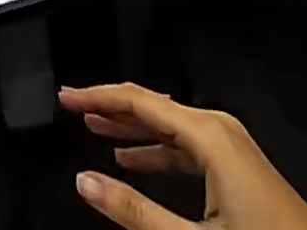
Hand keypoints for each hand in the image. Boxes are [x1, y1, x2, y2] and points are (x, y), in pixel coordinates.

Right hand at [59, 84, 306, 229]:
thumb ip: (134, 209)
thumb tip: (86, 182)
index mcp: (209, 135)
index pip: (138, 100)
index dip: (96, 96)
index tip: (67, 97)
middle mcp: (220, 130)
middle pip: (151, 105)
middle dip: (109, 106)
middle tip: (75, 105)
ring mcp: (232, 147)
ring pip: (167, 123)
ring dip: (129, 126)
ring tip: (96, 128)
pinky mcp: (238, 166)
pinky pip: (184, 143)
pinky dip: (153, 146)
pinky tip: (134, 160)